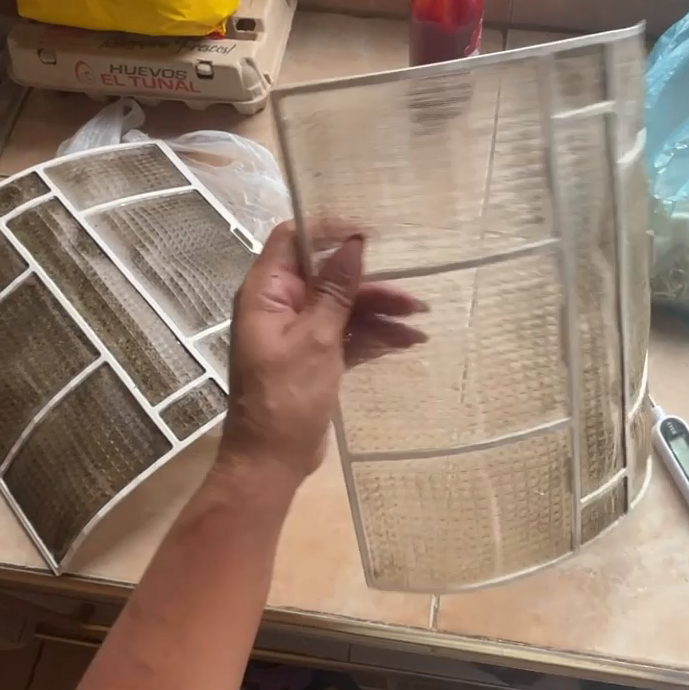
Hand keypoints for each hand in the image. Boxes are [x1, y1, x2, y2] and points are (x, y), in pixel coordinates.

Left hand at [217, 223, 426, 482]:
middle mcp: (281, 306)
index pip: (293, 240)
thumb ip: (335, 290)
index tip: (370, 232)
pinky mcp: (316, 357)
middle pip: (329, 278)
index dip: (329, 230)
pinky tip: (406, 342)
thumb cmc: (286, 396)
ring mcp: (300, 333)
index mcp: (267, 293)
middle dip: (371, 286)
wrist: (273, 460)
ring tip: (421, 323)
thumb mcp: (316, 339)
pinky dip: (373, 338)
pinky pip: (347, 336)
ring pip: (344, 309)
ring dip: (380, 314)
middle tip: (413, 297)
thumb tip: (354, 244)